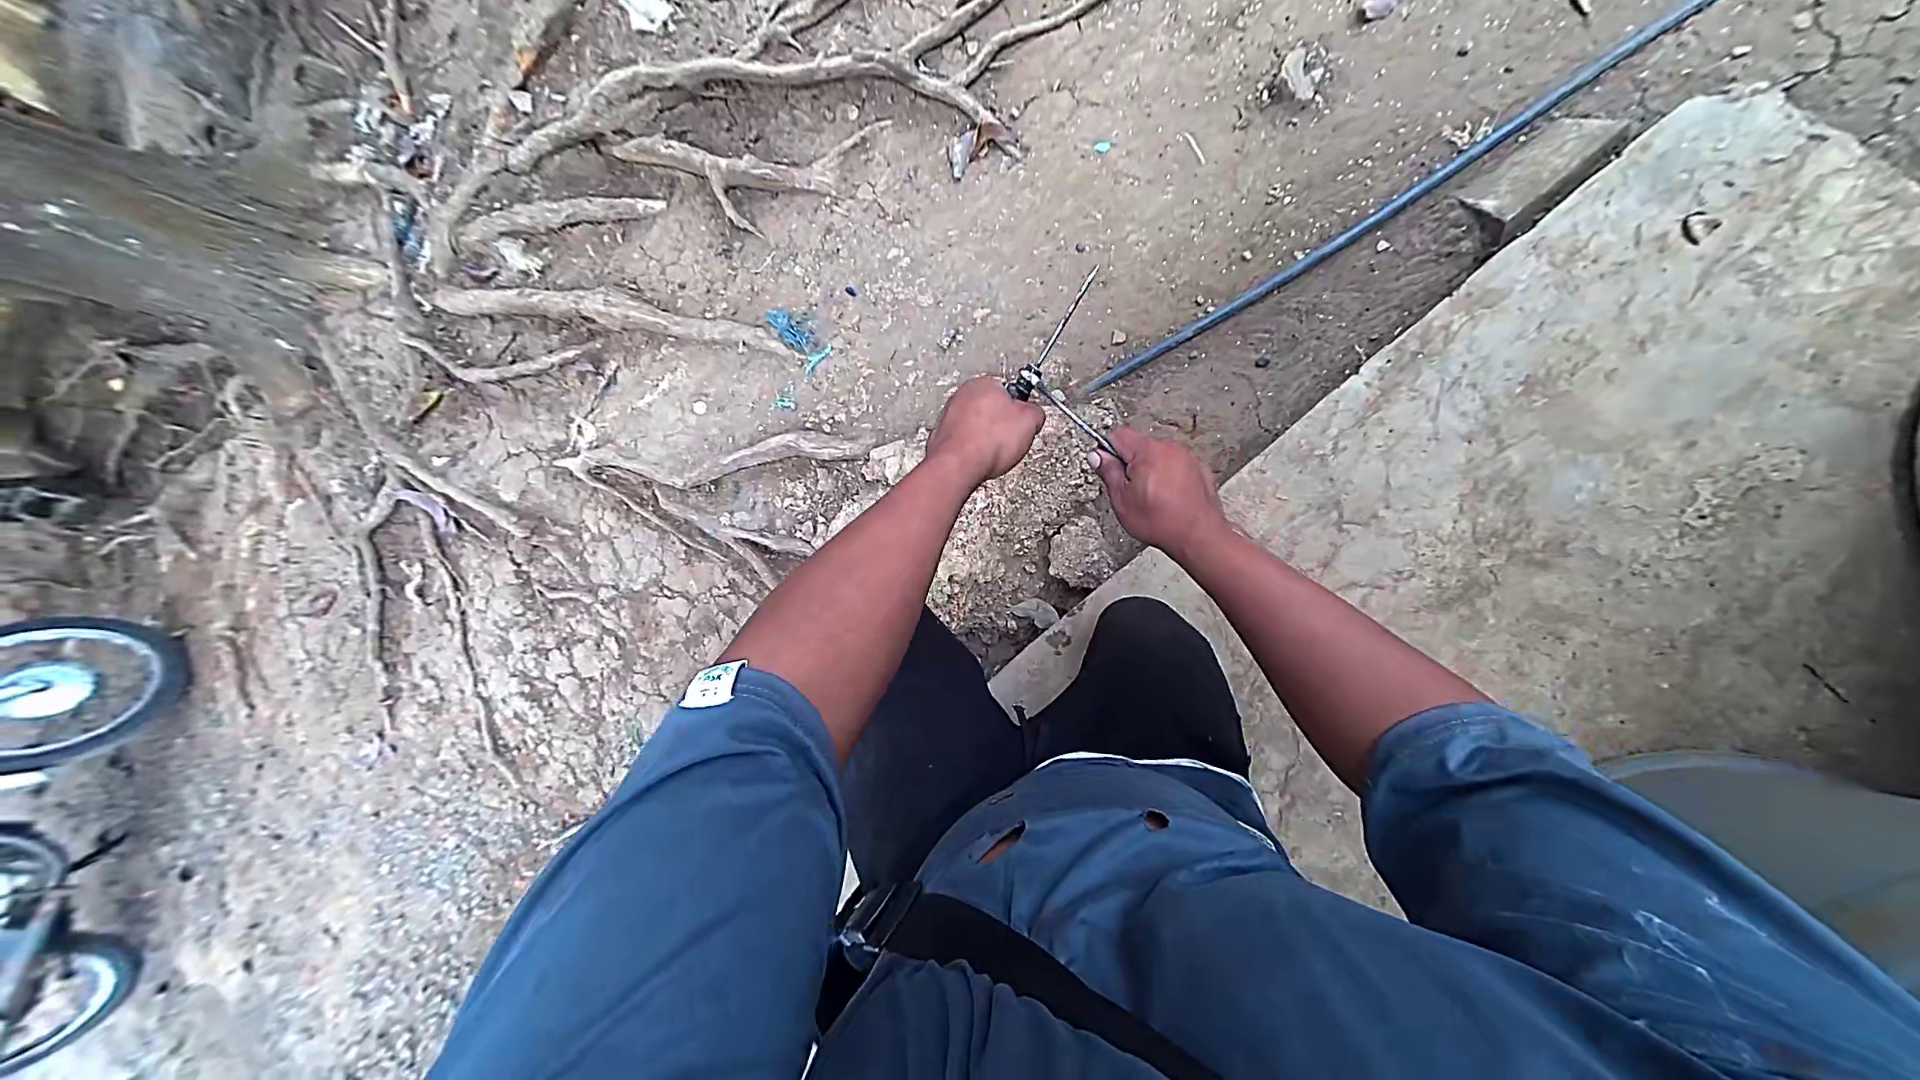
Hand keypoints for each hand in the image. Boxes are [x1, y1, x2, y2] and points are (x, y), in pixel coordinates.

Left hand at [924, 377, 1044, 485]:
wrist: (958, 465)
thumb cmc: (988, 442)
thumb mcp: (1029, 421)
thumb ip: (1035, 412)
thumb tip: (1035, 414)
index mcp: (983, 384)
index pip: (1008, 391)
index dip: (1019, 410)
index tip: (1022, 422)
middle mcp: (962, 396)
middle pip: (990, 409)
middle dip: (1000, 424)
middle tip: (1008, 439)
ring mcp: (949, 416)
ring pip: (976, 426)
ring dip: (985, 438)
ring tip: (992, 452)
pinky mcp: (941, 437)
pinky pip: (964, 441)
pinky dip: (971, 449)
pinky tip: (977, 458)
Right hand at [1092, 427, 1230, 559]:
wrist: (1197, 535)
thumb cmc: (1162, 521)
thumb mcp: (1121, 499)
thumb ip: (1108, 472)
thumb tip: (1098, 456)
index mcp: (1147, 451)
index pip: (1118, 435)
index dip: (1108, 451)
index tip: (1109, 468)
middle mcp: (1169, 448)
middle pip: (1139, 446)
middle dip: (1131, 464)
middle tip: (1130, 490)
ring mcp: (1186, 457)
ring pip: (1158, 457)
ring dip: (1151, 471)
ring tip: (1151, 498)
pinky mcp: (1197, 469)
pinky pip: (1175, 466)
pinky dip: (1169, 478)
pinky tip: (1167, 498)